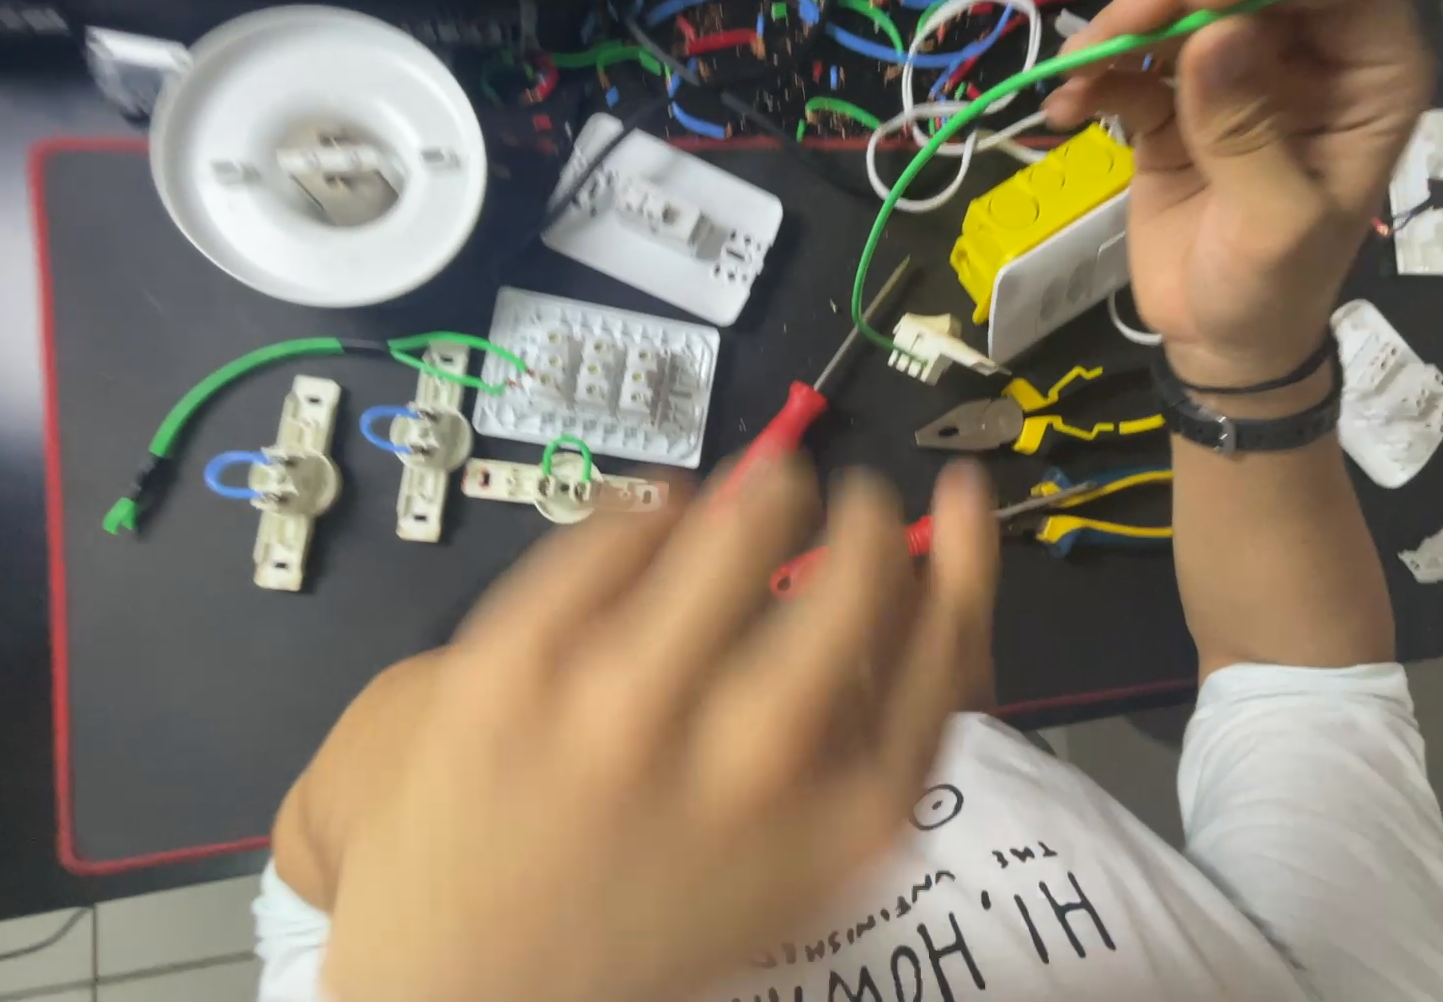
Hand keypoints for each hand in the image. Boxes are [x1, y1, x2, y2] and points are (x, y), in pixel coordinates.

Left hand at [316, 458, 997, 1001]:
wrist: (473, 988)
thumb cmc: (661, 910)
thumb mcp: (804, 854)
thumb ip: (869, 731)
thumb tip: (908, 581)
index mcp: (844, 818)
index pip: (948, 646)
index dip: (969, 552)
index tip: (960, 493)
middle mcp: (748, 757)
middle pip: (859, 577)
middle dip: (869, 515)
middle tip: (851, 496)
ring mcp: (622, 704)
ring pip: (736, 531)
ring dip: (768, 493)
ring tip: (763, 491)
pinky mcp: (513, 662)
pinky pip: (615, 532)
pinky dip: (650, 509)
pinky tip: (659, 516)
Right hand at [1043, 0, 1432, 385]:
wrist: (1215, 340)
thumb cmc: (1271, 290)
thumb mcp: (1273, 223)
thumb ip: (1247, 132)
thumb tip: (1211, 33)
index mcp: (1365, 77)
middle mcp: (1304, 63)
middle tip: (1117, 30)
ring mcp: (1232, 84)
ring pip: (1181, 17)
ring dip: (1121, 34)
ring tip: (1073, 73)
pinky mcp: (1174, 115)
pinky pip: (1135, 76)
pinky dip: (1095, 82)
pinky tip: (1064, 109)